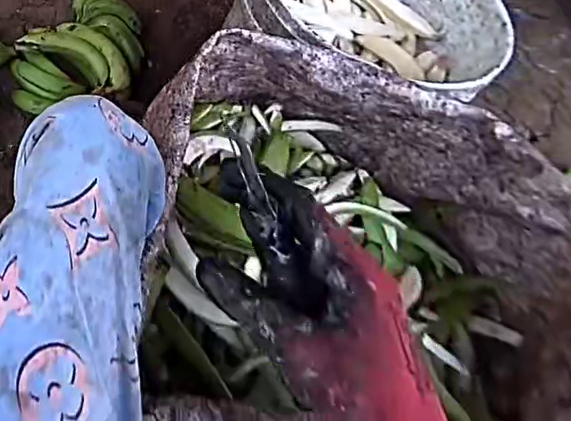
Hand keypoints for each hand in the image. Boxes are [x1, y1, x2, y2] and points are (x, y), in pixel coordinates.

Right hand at [196, 171, 443, 420]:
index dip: (264, 187)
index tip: (229, 176)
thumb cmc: (363, 396)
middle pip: (301, 230)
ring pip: (302, 260)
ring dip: (268, 254)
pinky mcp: (352, 319)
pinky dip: (279, 280)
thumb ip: (250, 304)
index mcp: (351, 268)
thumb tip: (207, 266)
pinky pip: (307, 285)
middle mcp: (356, 274)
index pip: (302, 208)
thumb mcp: (298, 346)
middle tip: (224, 199)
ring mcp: (357, 297)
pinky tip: (253, 288)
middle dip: (262, 218)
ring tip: (231, 250)